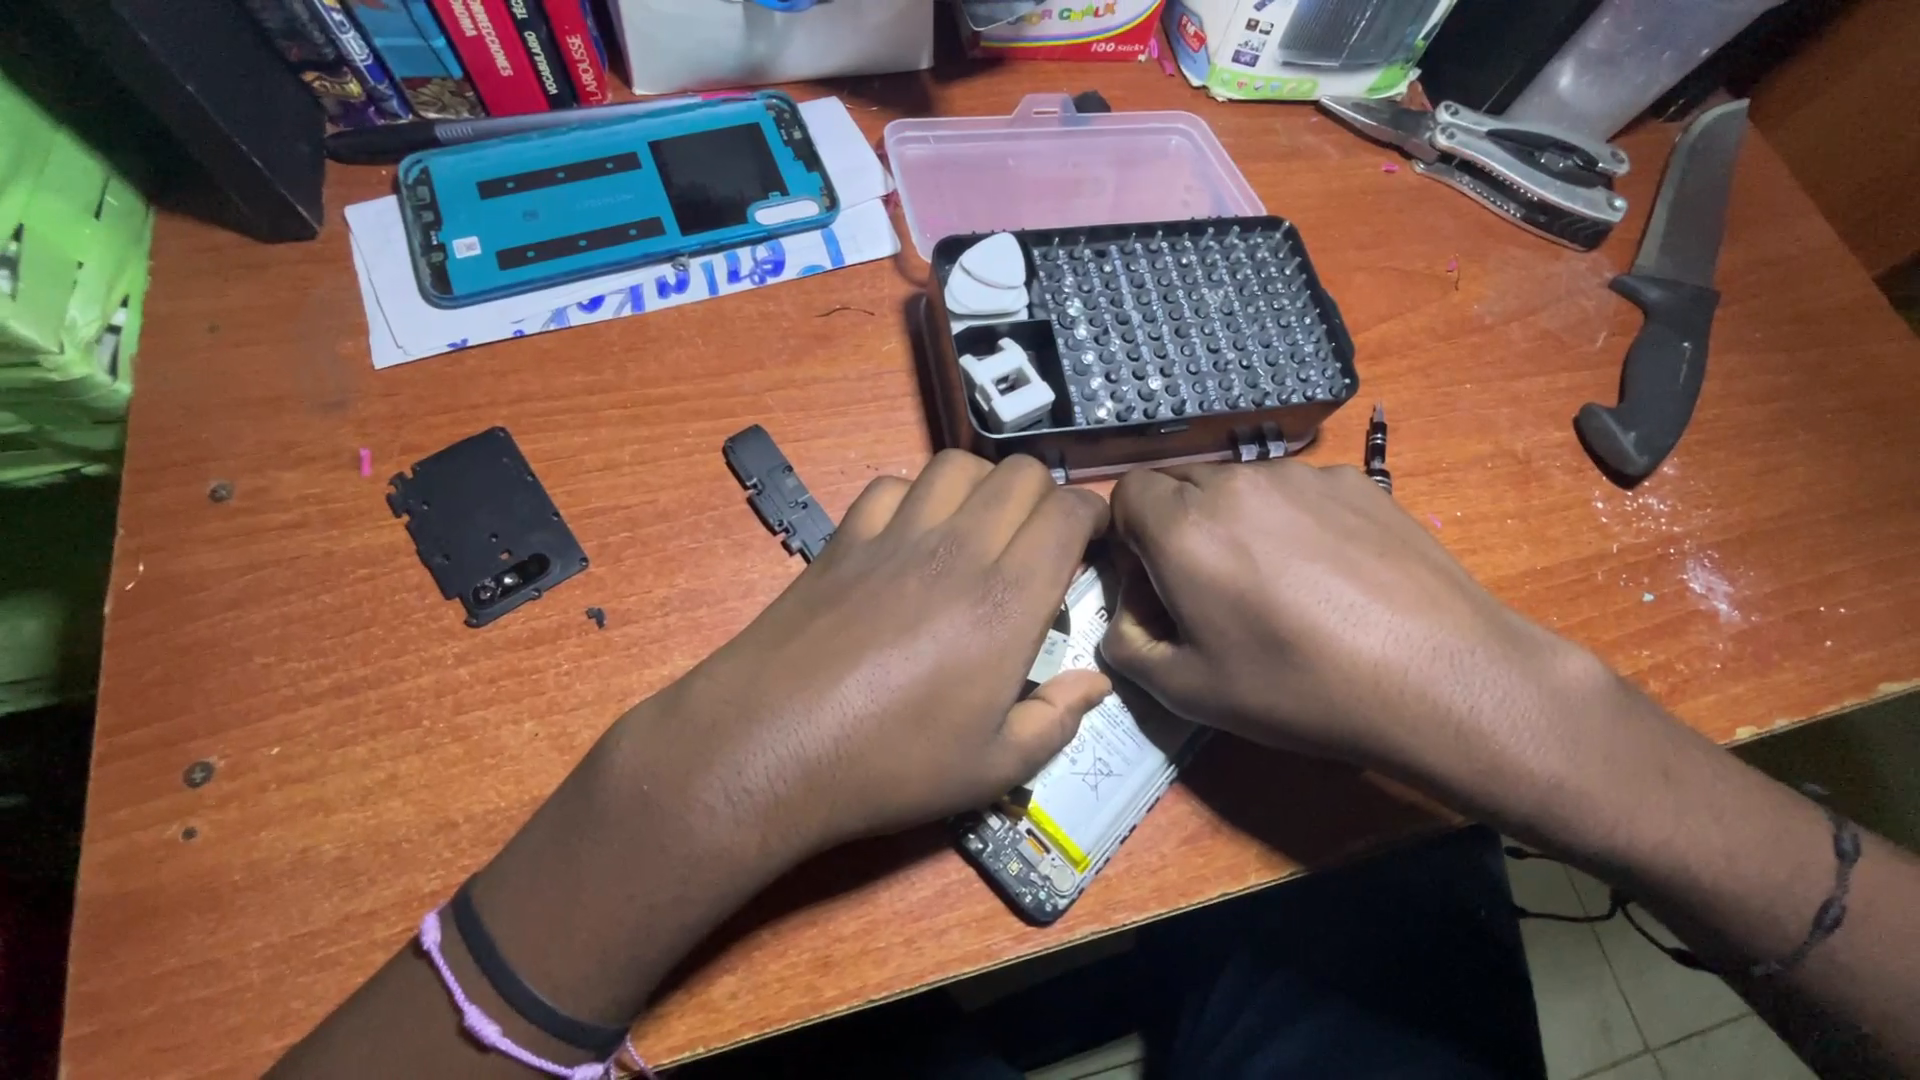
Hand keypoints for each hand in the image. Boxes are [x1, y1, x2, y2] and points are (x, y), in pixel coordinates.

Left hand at [662, 450, 1110, 856]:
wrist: (771, 744)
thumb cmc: (890, 764)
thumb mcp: (993, 767)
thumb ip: (1056, 719)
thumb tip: (1095, 684)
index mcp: (1007, 601)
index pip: (1068, 513)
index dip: (1091, 517)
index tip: (1089, 546)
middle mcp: (958, 549)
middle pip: (1020, 473)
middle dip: (1044, 497)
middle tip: (1037, 543)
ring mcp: (895, 535)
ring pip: (957, 464)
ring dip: (981, 486)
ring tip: (978, 530)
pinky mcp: (845, 538)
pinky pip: (891, 485)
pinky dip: (914, 497)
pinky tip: (910, 537)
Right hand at [1100, 460, 1592, 786]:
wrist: (1441, 677)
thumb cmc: (1299, 689)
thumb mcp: (1189, 691)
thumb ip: (1127, 647)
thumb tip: (1124, 622)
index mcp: (1183, 528)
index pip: (1125, 493)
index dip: (1128, 536)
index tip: (1155, 583)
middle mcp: (1235, 484)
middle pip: (1180, 486)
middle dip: (1177, 529)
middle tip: (1210, 590)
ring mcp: (1302, 476)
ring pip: (1238, 487)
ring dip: (1233, 524)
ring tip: (1277, 586)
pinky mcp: (1357, 482)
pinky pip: (1296, 492)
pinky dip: (1290, 522)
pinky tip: (1330, 575)